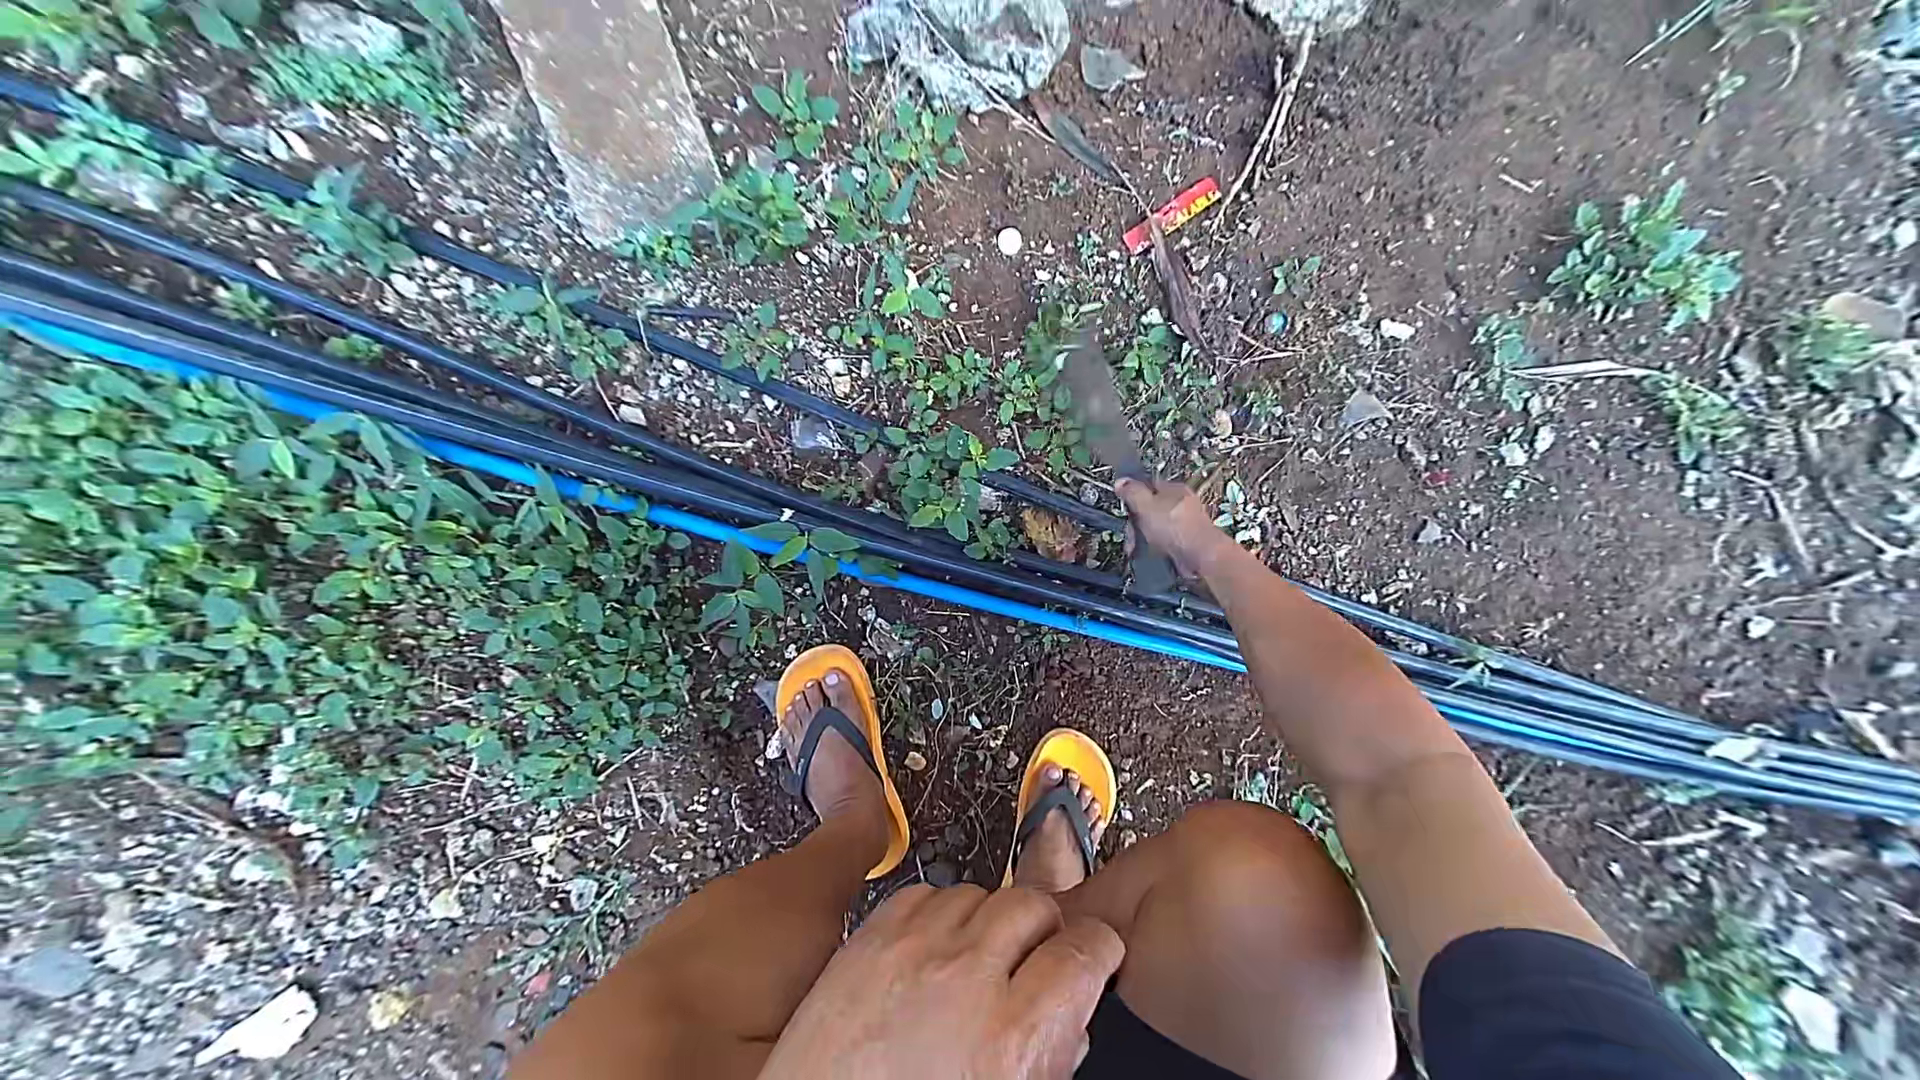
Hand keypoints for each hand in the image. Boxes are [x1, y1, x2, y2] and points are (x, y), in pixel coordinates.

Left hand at [757, 884, 1123, 1079]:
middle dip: (1046, 922)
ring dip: (991, 912)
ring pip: (983, 893)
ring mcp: (916, 946)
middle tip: (1042, 944)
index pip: (1082, 957)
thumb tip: (1056, 1035)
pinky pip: (929, 895)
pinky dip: (939, 908)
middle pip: (1035, 907)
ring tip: (984, 940)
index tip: (1095, 949)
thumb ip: (1026, 1058)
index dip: (1095, 948)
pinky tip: (931, 937)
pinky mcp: (875, 928)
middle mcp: (965, 979)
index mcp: (1005, 1037)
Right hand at [1114, 478, 1237, 578]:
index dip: (1132, 495)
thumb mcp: (1145, 505)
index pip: (1148, 484)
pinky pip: (1162, 544)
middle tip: (1131, 531)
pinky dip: (1153, 549)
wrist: (1200, 557)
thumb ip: (1132, 492)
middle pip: (1150, 509)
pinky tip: (1150, 554)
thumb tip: (1122, 482)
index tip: (1123, 504)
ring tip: (1137, 546)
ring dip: (1142, 538)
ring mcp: (1184, 525)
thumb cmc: (1177, 527)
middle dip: (1136, 522)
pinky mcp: (1184, 544)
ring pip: (1154, 528)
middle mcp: (1181, 505)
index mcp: (1174, 489)